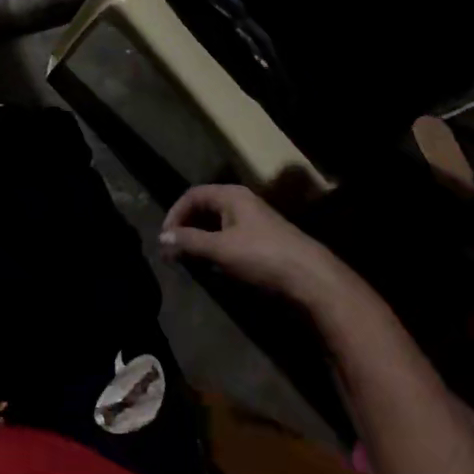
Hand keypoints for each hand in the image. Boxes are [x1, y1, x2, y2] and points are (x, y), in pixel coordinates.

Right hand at [159, 185, 348, 305]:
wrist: (311, 279)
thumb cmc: (262, 256)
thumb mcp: (221, 249)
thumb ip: (190, 241)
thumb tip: (162, 236)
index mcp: (231, 195)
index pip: (193, 195)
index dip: (175, 214)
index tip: (164, 238)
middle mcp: (242, 203)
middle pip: (205, 208)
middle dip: (186, 228)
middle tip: (173, 251)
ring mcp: (255, 222)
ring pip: (218, 225)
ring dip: (201, 241)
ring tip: (190, 261)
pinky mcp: (264, 242)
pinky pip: (231, 239)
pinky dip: (217, 249)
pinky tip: (215, 268)